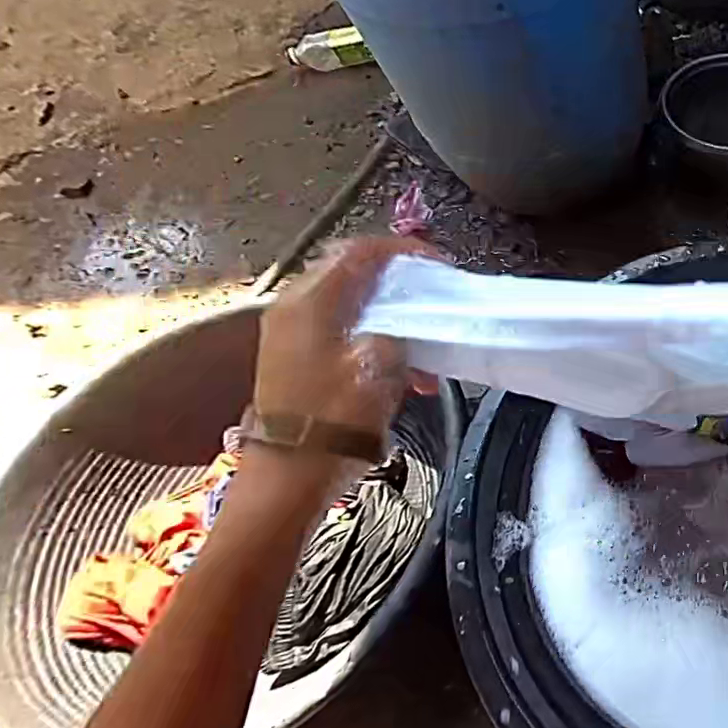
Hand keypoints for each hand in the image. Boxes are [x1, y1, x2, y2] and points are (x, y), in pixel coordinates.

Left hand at [253, 236, 441, 443]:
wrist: (288, 476)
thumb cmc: (332, 422)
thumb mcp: (377, 369)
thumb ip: (395, 332)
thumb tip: (403, 325)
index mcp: (311, 303)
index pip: (360, 252)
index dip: (403, 251)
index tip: (439, 264)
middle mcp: (294, 309)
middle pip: (353, 274)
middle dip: (399, 284)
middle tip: (434, 297)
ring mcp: (291, 334)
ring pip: (351, 305)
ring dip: (391, 318)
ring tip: (424, 351)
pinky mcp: (296, 358)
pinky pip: (343, 329)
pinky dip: (375, 338)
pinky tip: (402, 371)